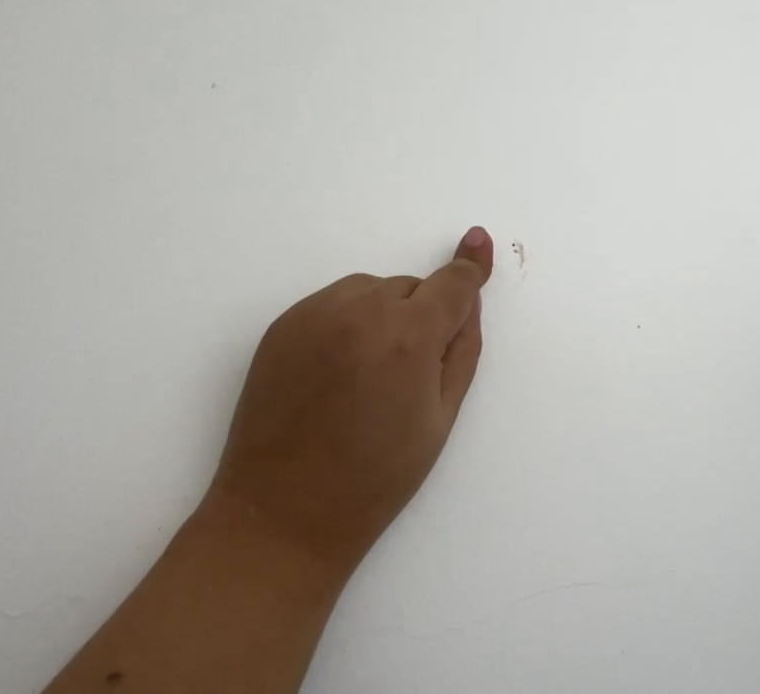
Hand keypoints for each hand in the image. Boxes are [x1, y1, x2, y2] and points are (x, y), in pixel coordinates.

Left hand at [43, 228, 494, 693]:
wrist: (281, 516)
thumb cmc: (376, 478)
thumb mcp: (441, 417)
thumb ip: (462, 348)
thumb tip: (468, 297)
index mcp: (406, 337)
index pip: (450, 283)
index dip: (469, 267)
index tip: (478, 242)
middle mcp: (359, 311)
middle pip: (410, 288)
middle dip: (420, 316)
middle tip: (408, 374)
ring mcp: (314, 315)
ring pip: (370, 291)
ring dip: (383, 315)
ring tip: (369, 375)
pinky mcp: (282, 325)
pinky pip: (333, 303)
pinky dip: (347, 322)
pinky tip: (337, 372)